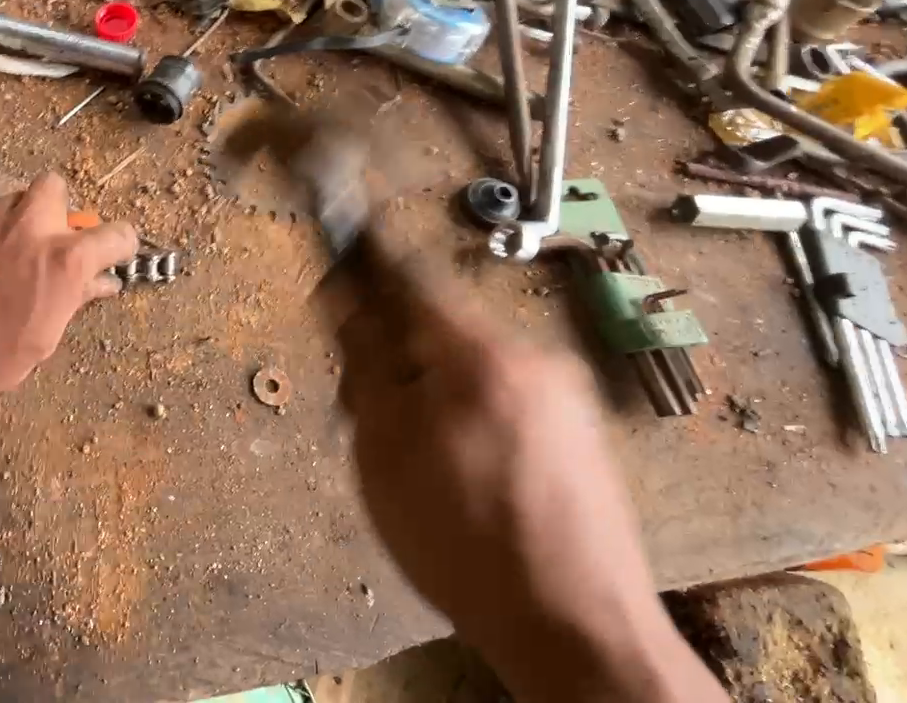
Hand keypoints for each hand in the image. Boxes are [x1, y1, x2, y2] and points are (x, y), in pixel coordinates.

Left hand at [0, 173, 136, 414]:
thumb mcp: (48, 333)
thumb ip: (77, 296)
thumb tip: (101, 281)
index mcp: (65, 258)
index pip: (116, 233)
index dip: (119, 246)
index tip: (111, 256)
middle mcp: (29, 227)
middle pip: (54, 186)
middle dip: (58, 208)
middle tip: (50, 240)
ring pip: (13, 201)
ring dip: (19, 221)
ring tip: (9, 254)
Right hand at [320, 232, 724, 702]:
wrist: (576, 632)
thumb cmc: (463, 540)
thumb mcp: (383, 446)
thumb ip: (363, 361)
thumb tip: (346, 299)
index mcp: (481, 352)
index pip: (407, 276)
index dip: (359, 274)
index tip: (330, 283)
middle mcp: (531, 357)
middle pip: (436, 321)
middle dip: (390, 348)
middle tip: (362, 404)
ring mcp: (563, 394)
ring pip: (465, 360)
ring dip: (422, 383)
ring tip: (407, 451)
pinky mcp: (577, 431)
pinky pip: (499, 393)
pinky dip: (460, 409)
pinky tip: (451, 468)